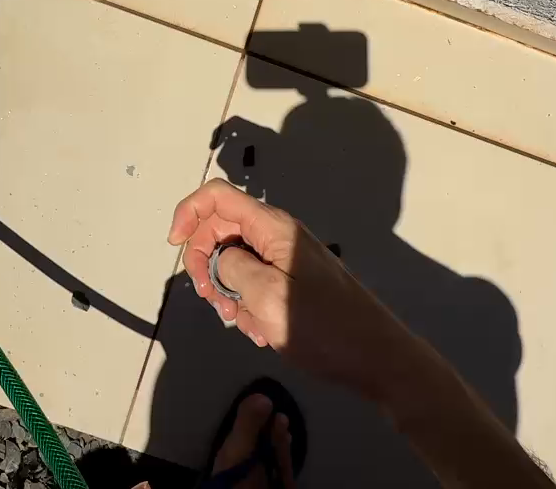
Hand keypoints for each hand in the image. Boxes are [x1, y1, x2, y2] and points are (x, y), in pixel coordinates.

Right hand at [167, 179, 403, 395]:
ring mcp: (286, 257)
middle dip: (205, 261)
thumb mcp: (265, 297)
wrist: (380, 360)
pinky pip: (254, 278)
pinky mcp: (293, 280)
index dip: (188, 212)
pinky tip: (258, 328)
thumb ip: (231, 266)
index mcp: (272, 227)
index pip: (217, 195)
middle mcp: (277, 234)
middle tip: (210, 299)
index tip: (175, 245)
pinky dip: (246, 300)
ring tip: (239, 322)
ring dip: (226, 288)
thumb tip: (220, 257)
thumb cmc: (323, 326)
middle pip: (221, 227)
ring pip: (235, 257)